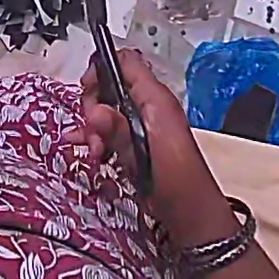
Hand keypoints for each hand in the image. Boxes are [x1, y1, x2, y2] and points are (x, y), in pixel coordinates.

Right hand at [66, 49, 238, 245]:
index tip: (86, 90)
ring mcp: (143, 123)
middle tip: (91, 128)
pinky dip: (99, 138)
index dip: (101, 68)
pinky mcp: (137, 140)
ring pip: (107, 109)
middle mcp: (148, 105)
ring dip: (94, 127)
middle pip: (109, 85)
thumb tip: (94, 110)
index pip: (124, 61)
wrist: (192, 217)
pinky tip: (93, 153)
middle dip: (92, 105)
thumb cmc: (176, 183)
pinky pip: (111, 129)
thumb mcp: (143, 154)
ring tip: (94, 150)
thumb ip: (117, 130)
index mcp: (154, 99)